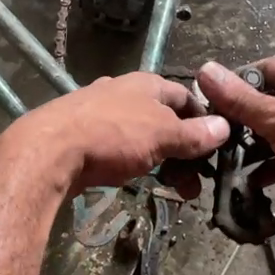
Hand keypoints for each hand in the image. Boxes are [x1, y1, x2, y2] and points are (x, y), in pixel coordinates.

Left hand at [0, 72, 231, 197]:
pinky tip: (138, 182)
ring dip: (163, 163)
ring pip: (143, 138)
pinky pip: (120, 151)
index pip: (187, 97)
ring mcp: (102, 115)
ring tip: (175, 191)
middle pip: (165, 120)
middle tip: (196, 183)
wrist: (50, 151)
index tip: (215, 149)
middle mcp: (124, 93)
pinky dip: (136, 165)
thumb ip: (194, 134)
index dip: (204, 121)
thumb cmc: (114, 135)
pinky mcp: (84, 138)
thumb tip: (224, 127)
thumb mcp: (162, 134)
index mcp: (147, 84)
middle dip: (185, 152)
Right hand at [196, 58, 274, 228]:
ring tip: (224, 161)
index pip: (264, 69)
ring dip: (251, 147)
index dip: (237, 81)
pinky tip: (248, 182)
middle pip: (267, 103)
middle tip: (214, 135)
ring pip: (274, 134)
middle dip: (240, 119)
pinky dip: (268, 169)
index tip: (211, 101)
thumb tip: (204, 70)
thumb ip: (240, 99)